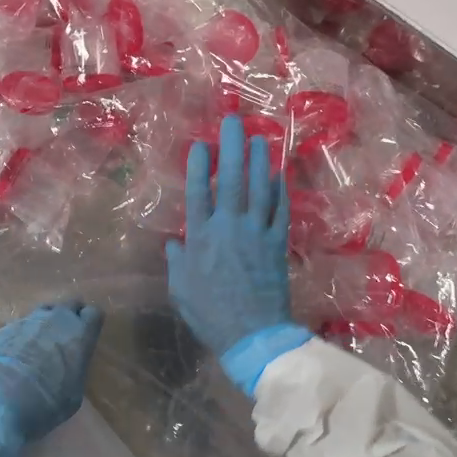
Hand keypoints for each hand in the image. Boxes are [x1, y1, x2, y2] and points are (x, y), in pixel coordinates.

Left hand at [0, 302, 104, 456]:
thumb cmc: (46, 403)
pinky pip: (21, 325)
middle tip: (67, 335)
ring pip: (44, 311)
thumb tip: (69, 362)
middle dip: (71, 315)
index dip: (91, 323)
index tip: (87, 335)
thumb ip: (75, 367)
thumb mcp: (74, 393)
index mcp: (79, 334)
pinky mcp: (6, 328)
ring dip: (46, 322)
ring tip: (40, 344)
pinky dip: (24, 335)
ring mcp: (28, 320)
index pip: (94, 313)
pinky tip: (17, 354)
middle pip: (70, 303)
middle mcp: (56, 319)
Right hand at [165, 114, 308, 395]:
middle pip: (231, 179)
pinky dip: (280, 191)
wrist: (253, 334)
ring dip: (259, 160)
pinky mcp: (278, 244)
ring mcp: (257, 233)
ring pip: (259, 189)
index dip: (200, 165)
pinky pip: (280, 211)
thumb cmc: (210, 313)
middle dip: (232, 147)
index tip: (201, 144)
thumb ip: (178, 261)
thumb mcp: (181, 289)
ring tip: (259, 137)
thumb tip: (176, 244)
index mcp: (201, 237)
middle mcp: (229, 227)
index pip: (199, 191)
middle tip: (234, 121)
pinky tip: (279, 174)